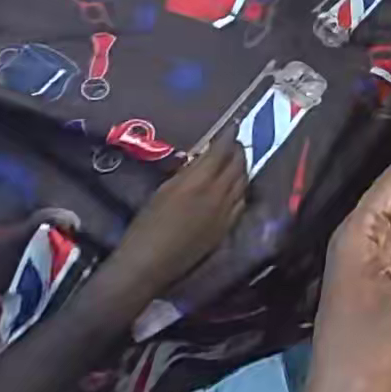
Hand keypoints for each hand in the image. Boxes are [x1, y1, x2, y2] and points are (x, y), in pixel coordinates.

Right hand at [103, 138, 245, 296]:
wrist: (149, 264)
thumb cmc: (148, 224)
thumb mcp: (164, 189)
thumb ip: (187, 172)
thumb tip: (201, 159)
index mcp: (199, 180)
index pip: (222, 151)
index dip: (228, 136)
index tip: (232, 127)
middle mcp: (219, 193)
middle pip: (237, 164)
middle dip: (238, 150)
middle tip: (234, 143)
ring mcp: (226, 212)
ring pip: (243, 182)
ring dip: (242, 168)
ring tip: (237, 160)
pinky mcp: (226, 228)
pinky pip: (241, 202)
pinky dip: (241, 189)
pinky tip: (237, 187)